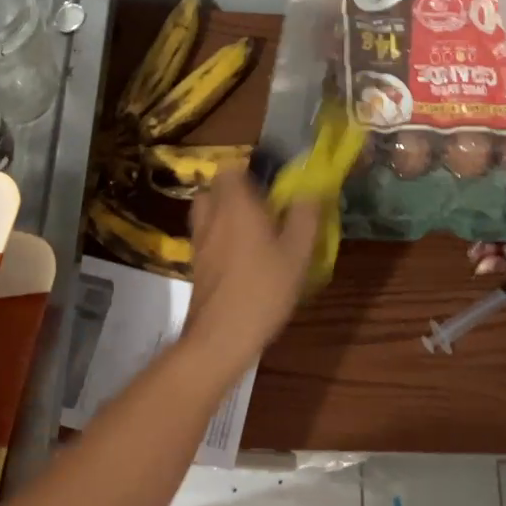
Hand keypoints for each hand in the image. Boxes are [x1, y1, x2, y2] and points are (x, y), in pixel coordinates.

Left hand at [182, 171, 320, 370]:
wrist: (221, 336)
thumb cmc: (263, 289)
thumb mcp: (297, 253)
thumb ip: (305, 216)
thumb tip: (310, 190)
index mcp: (236, 204)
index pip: (232, 168)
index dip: (250, 173)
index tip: (272, 187)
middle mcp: (212, 216)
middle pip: (216, 188)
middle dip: (236, 192)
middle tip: (263, 209)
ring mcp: (199, 241)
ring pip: (208, 213)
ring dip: (225, 215)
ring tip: (252, 233)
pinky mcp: (194, 264)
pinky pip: (206, 237)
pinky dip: (219, 238)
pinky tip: (241, 260)